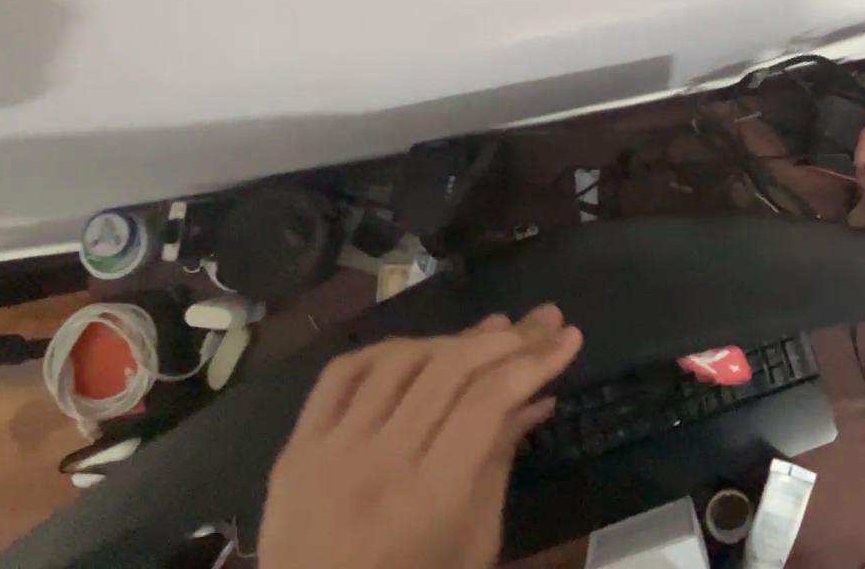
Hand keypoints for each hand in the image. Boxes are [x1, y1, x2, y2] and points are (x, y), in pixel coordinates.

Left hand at [259, 305, 581, 568]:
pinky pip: (341, 373)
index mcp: (429, 498)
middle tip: (542, 320)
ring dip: (453, 337)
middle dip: (507, 337)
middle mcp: (379, 463)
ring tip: (490, 332)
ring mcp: (330, 452)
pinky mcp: (296, 448)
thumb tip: (537, 395)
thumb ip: (500, 461)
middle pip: (449, 369)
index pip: (488, 400)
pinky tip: (419, 349)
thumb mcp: (474, 542)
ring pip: (400, 359)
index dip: (534, 361)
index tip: (568, 337)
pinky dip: (385, 351)